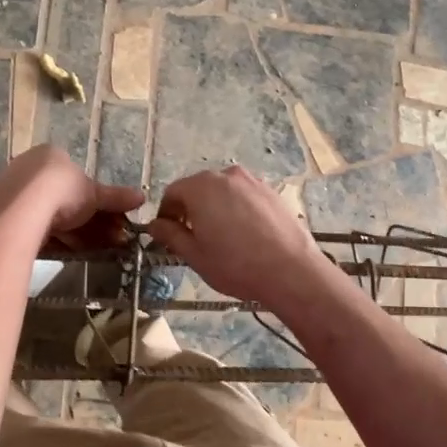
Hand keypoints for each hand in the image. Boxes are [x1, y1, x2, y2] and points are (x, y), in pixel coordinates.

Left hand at [0, 145, 143, 249]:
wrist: (22, 209)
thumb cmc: (62, 190)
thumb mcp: (93, 195)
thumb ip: (115, 197)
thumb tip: (142, 197)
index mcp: (51, 156)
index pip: (78, 179)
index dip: (98, 203)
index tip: (115, 221)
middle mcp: (29, 169)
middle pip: (66, 200)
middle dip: (92, 222)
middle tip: (114, 240)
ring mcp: (15, 193)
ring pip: (52, 217)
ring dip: (79, 234)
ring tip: (100, 251)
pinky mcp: (6, 217)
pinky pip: (37, 228)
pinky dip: (57, 240)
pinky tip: (72, 253)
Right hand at [149, 166, 326, 305]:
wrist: (291, 271)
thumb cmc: (236, 265)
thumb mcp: (195, 255)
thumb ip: (170, 235)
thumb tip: (155, 225)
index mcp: (200, 187)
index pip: (172, 192)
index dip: (166, 213)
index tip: (168, 233)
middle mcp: (225, 175)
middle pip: (197, 188)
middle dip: (190, 208)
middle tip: (193, 237)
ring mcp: (251, 181)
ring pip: (222, 191)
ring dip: (214, 207)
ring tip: (221, 237)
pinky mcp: (271, 191)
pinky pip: (243, 195)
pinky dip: (236, 208)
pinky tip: (244, 233)